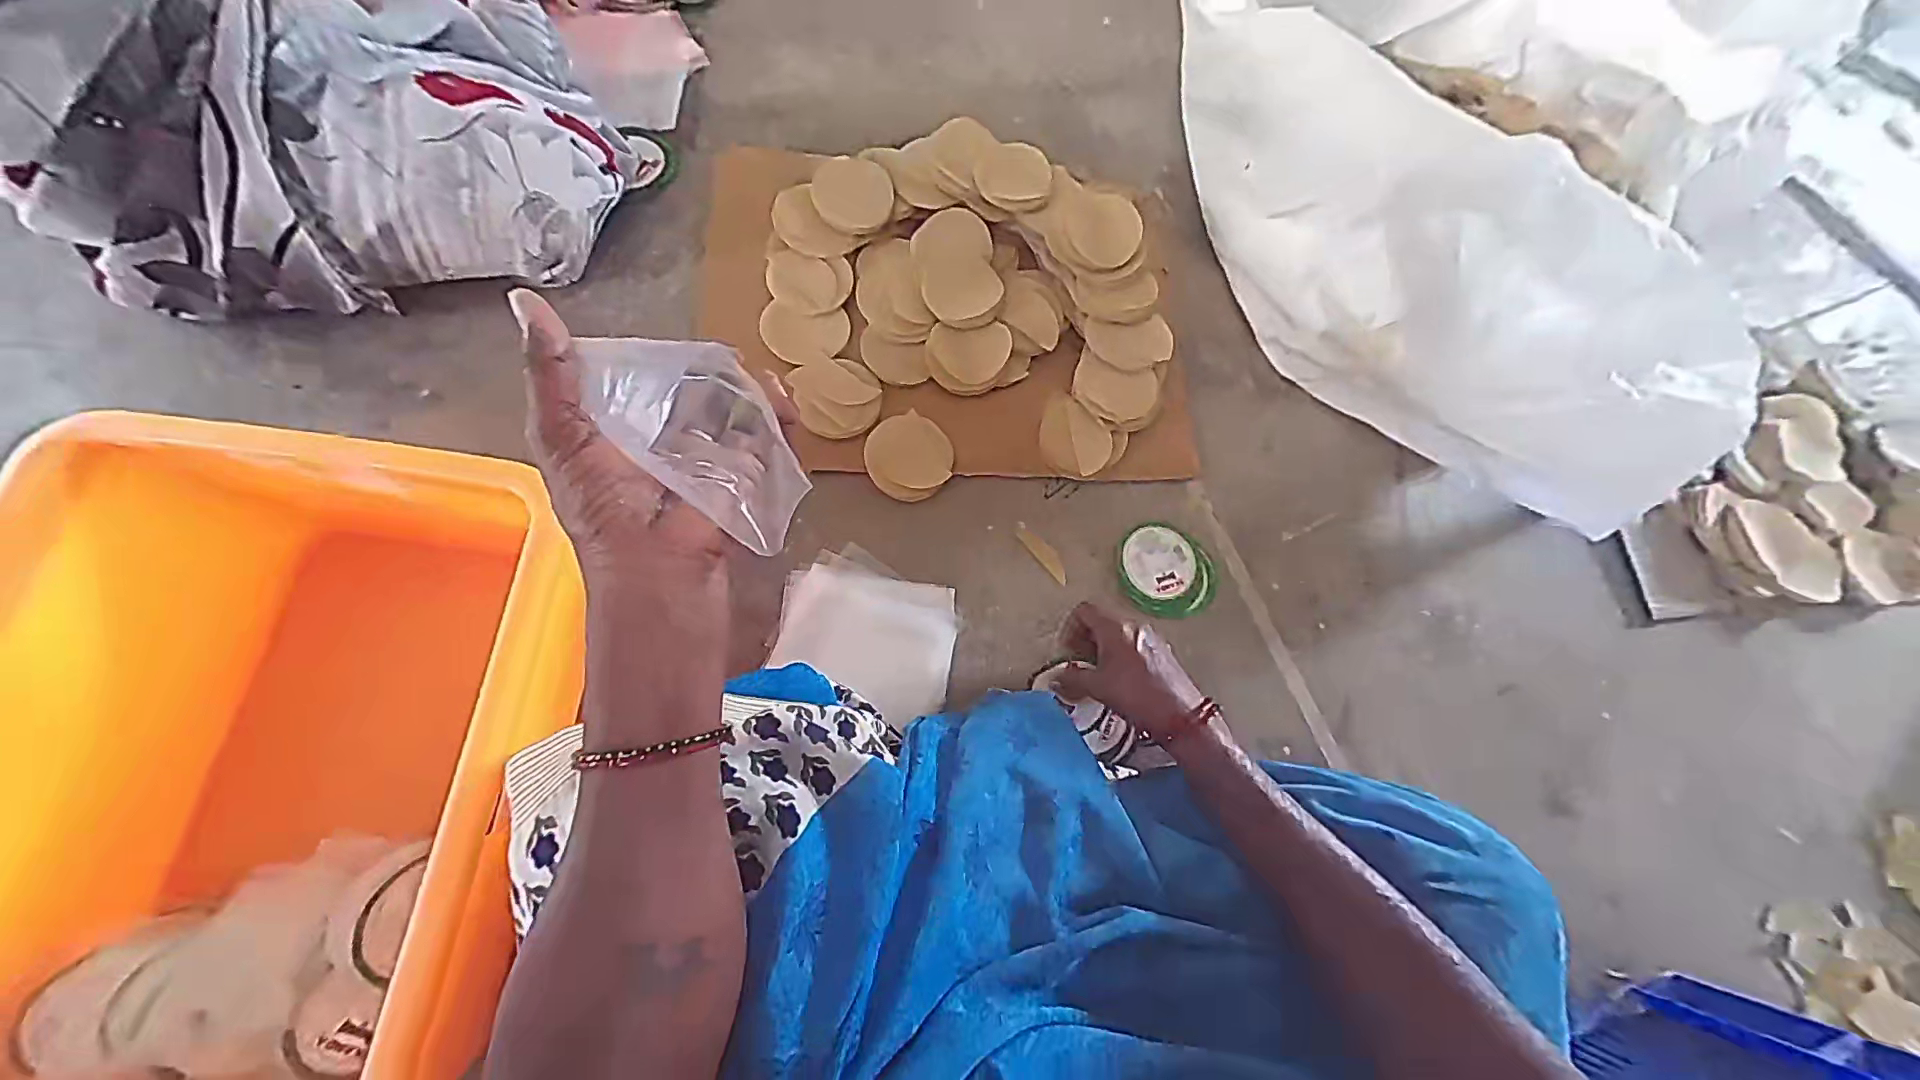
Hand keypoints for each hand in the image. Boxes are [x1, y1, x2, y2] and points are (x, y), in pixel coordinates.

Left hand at [513, 289, 737, 746]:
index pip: (653, 386)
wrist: (667, 593)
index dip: (678, 363)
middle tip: (744, 366)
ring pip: (744, 424)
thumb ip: (554, 379)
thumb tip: (526, 301)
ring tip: (772, 388)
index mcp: (623, 440)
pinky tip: (785, 413)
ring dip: (762, 402)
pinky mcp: (750, 497)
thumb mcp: (568, 443)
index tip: (705, 350)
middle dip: (730, 381)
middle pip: (708, 403)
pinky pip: (770, 455)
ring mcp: (715, 476)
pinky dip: (782, 431)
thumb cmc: (610, 521)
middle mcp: (670, 455)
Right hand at [1054, 602, 1211, 742]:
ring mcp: (1150, 638)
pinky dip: (1119, 656)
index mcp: (1115, 628)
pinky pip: (1132, 645)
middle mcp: (1134, 626)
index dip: (1070, 628)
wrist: (1180, 716)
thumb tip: (1057, 678)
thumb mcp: (1098, 687)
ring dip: (1101, 650)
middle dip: (1084, 641)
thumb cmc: (1137, 696)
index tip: (1067, 650)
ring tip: (1097, 675)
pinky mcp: (1161, 652)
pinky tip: (1118, 681)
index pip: (1084, 611)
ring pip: (1117, 634)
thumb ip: (1072, 679)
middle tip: (1078, 664)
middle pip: (1100, 621)